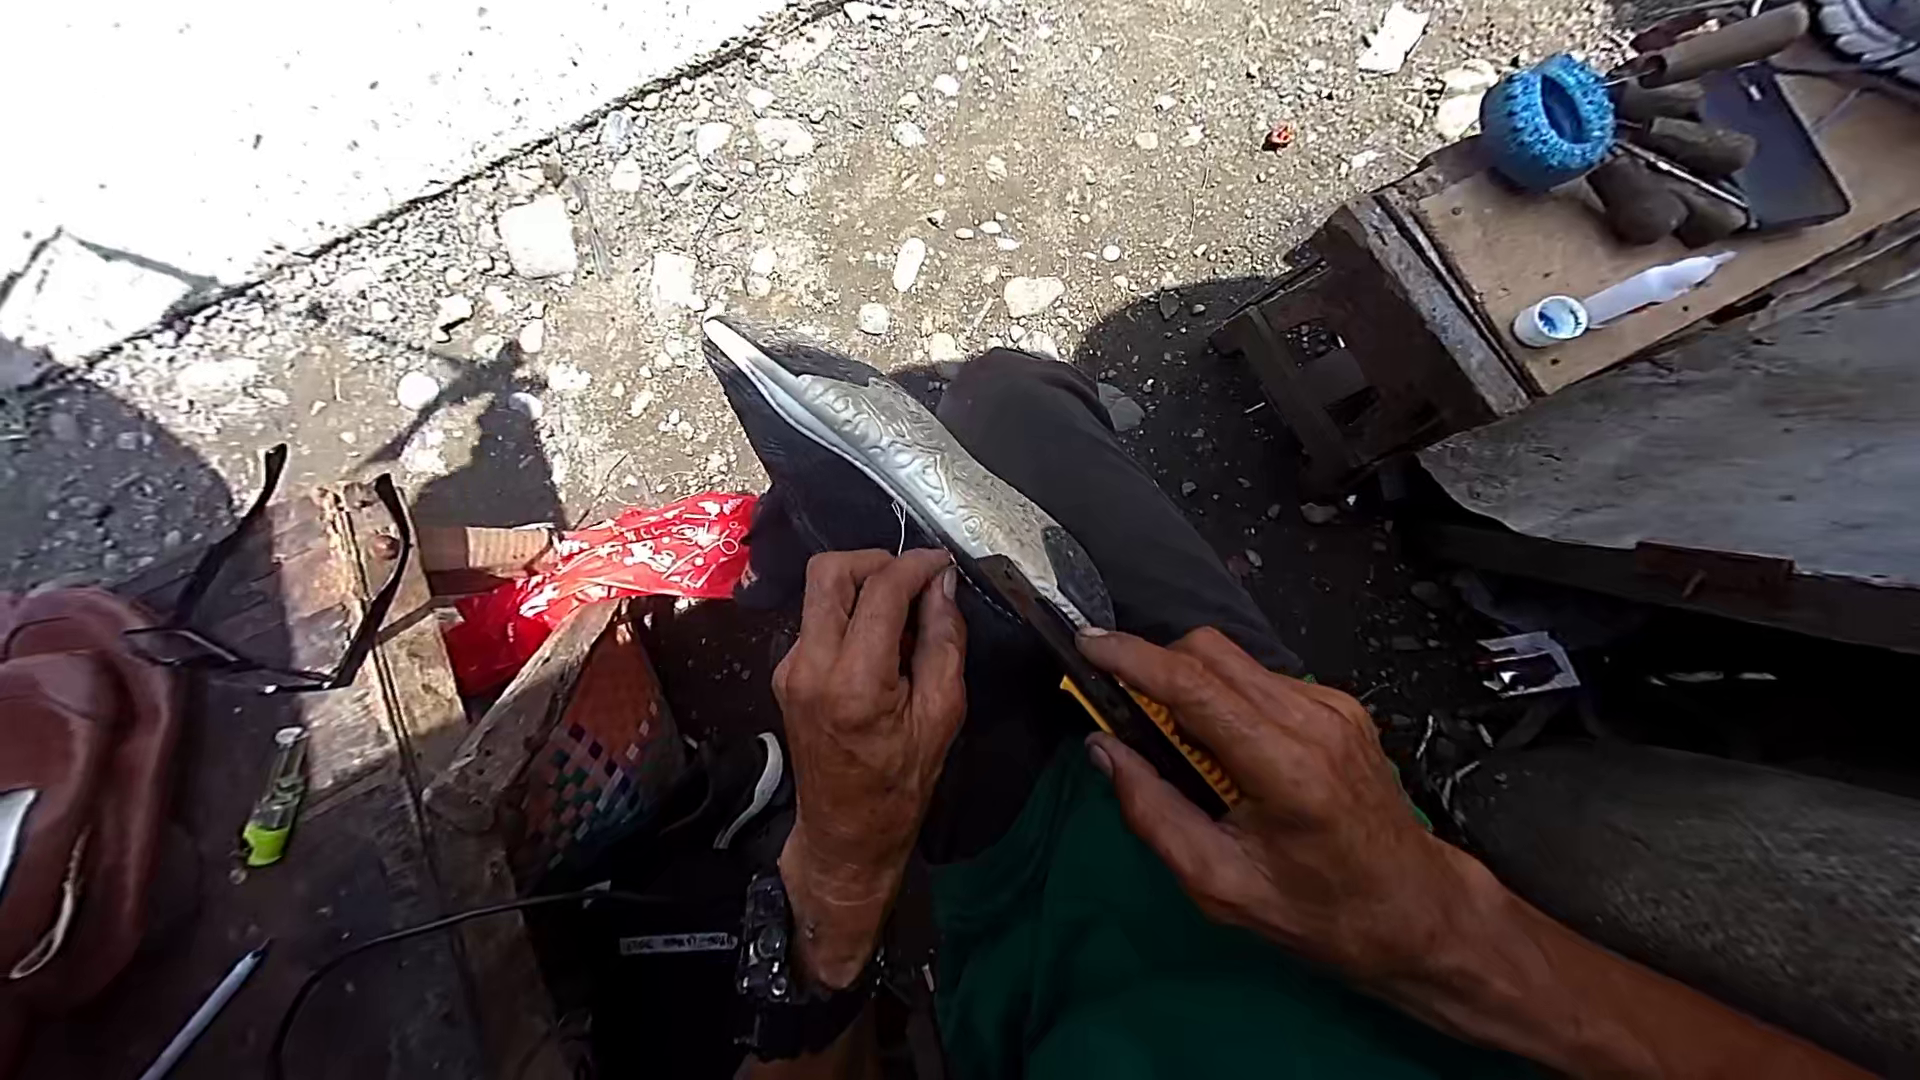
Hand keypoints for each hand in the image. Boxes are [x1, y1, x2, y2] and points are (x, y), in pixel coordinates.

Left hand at [775, 549, 965, 986]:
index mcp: (854, 682)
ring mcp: (790, 667)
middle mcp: (809, 666)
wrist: (845, 835)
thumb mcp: (943, 713)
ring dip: (865, 584)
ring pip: (821, 590)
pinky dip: (852, 609)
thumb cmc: (902, 783)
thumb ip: (945, 640)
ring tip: (902, 615)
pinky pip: (819, 616)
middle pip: (829, 572)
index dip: (916, 565)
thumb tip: (943, 584)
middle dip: (877, 560)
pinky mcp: (786, 671)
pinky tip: (880, 640)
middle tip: (914, 580)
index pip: (880, 591)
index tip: (942, 564)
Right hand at [1079, 627, 1875, 1079]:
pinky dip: (1221, 691)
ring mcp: (1332, 704)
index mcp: (1287, 770)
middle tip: (1126, 701)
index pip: (1194, 686)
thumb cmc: (1318, 913)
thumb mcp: (1218, 885)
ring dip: (1187, 677)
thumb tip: (1101, 746)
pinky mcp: (1339, 702)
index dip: (1133, 656)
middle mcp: (1313, 719)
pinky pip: (1256, 675)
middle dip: (1154, 662)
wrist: (1424, 914)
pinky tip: (1227, 739)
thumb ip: (1149, 810)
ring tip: (1178, 731)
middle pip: (1209, 650)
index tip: (1087, 642)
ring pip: (1232, 656)